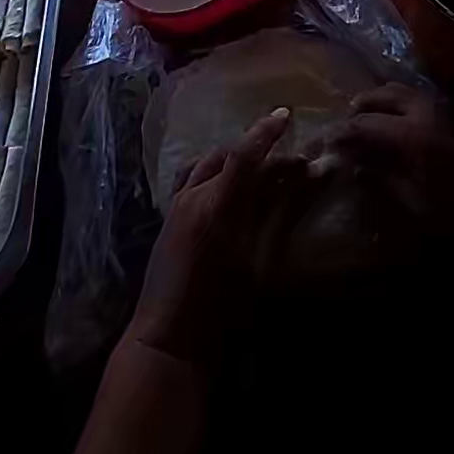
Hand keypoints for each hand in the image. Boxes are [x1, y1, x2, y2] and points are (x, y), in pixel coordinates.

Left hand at [128, 108, 294, 362]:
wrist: (168, 338)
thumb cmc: (221, 313)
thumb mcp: (254, 266)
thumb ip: (267, 220)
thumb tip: (285, 189)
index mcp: (218, 207)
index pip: (244, 156)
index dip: (265, 132)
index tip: (284, 115)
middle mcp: (193, 197)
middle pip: (224, 157)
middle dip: (253, 150)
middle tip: (282, 162)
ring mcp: (176, 207)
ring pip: (204, 167)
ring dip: (230, 161)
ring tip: (255, 173)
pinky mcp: (168, 221)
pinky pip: (191, 182)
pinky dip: (212, 176)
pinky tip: (225, 193)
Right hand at [331, 83, 453, 227]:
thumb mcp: (416, 207)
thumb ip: (382, 183)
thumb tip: (354, 168)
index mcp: (410, 135)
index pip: (362, 123)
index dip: (341, 132)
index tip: (326, 143)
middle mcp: (423, 112)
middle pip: (380, 95)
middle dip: (358, 107)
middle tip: (345, 127)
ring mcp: (441, 109)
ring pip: (399, 91)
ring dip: (378, 101)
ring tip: (367, 121)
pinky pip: (416, 98)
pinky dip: (397, 103)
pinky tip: (394, 122)